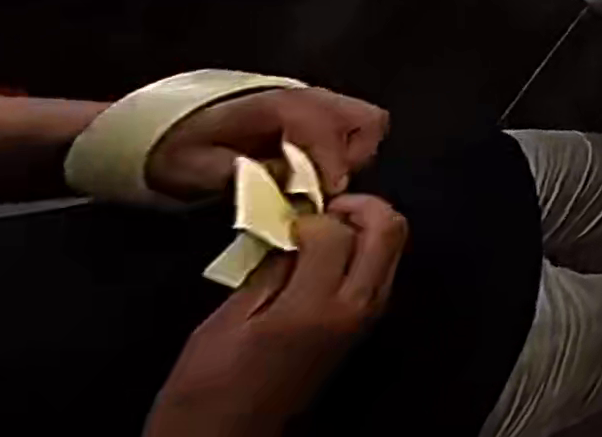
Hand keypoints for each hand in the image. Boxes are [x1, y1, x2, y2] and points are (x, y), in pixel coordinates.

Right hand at [145, 195, 407, 436]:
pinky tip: (337, 250)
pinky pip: (387, 265)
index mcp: (313, 308)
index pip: (338, 236)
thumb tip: (292, 233)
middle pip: (388, 229)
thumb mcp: (220, 329)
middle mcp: (356, 305)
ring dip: (372, 223)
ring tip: (332, 224)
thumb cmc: (204, 395)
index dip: (315, 217)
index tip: (291, 218)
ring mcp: (371, 313)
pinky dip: (371, 245)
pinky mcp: (371, 320)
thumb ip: (266, 273)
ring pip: (396, 243)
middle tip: (329, 206)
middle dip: (364, 206)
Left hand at [147, 88, 388, 200]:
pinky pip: (364, 129)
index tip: (325, 195)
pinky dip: (354, 151)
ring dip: (357, 154)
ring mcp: (331, 102)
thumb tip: (280, 185)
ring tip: (323, 180)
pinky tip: (323, 170)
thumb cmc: (187, 147)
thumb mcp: (190, 167)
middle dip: (352, 156)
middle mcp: (317, 98)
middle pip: (366, 120)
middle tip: (322, 187)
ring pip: (372, 123)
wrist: (183, 128)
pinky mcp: (335, 113)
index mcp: (280, 106)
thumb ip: (235, 175)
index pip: (322, 127)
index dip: (330, 161)